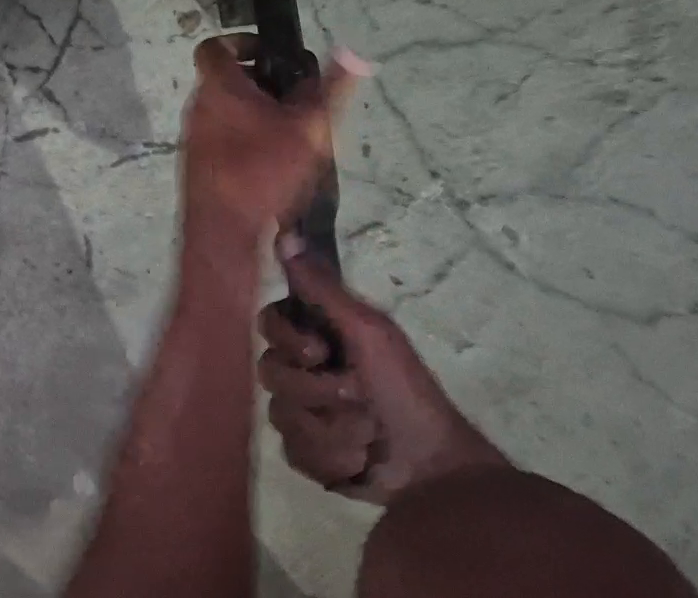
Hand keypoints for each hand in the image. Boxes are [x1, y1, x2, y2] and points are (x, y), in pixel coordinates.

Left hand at [179, 35, 364, 246]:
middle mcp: (197, 107)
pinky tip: (269, 162)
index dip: (242, 42)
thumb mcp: (310, 127)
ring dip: (250, 113)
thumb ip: (332, 89)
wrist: (224, 230)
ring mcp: (192, 138)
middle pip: (222, 80)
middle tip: (289, 95)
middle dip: (256, 82)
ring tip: (285, 130)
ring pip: (221, 111)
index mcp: (218, 87)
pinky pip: (218, 138)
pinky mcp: (194, 166)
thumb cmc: (264, 170)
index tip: (270, 53)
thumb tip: (354, 56)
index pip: (215, 46)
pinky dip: (240, 138)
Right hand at [258, 254, 507, 504]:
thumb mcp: (366, 330)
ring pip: (280, 414)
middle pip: (270, 370)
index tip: (319, 351)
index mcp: (316, 332)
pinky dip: (330, 456)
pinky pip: (293, 450)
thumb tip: (285, 232)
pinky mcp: (306, 452)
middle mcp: (302, 367)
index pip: (269, 322)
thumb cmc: (404, 387)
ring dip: (330, 426)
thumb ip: (320, 286)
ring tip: (366, 431)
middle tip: (356, 393)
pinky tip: (356, 459)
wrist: (428, 464)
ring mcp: (302, 410)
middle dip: (317, 390)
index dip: (287, 338)